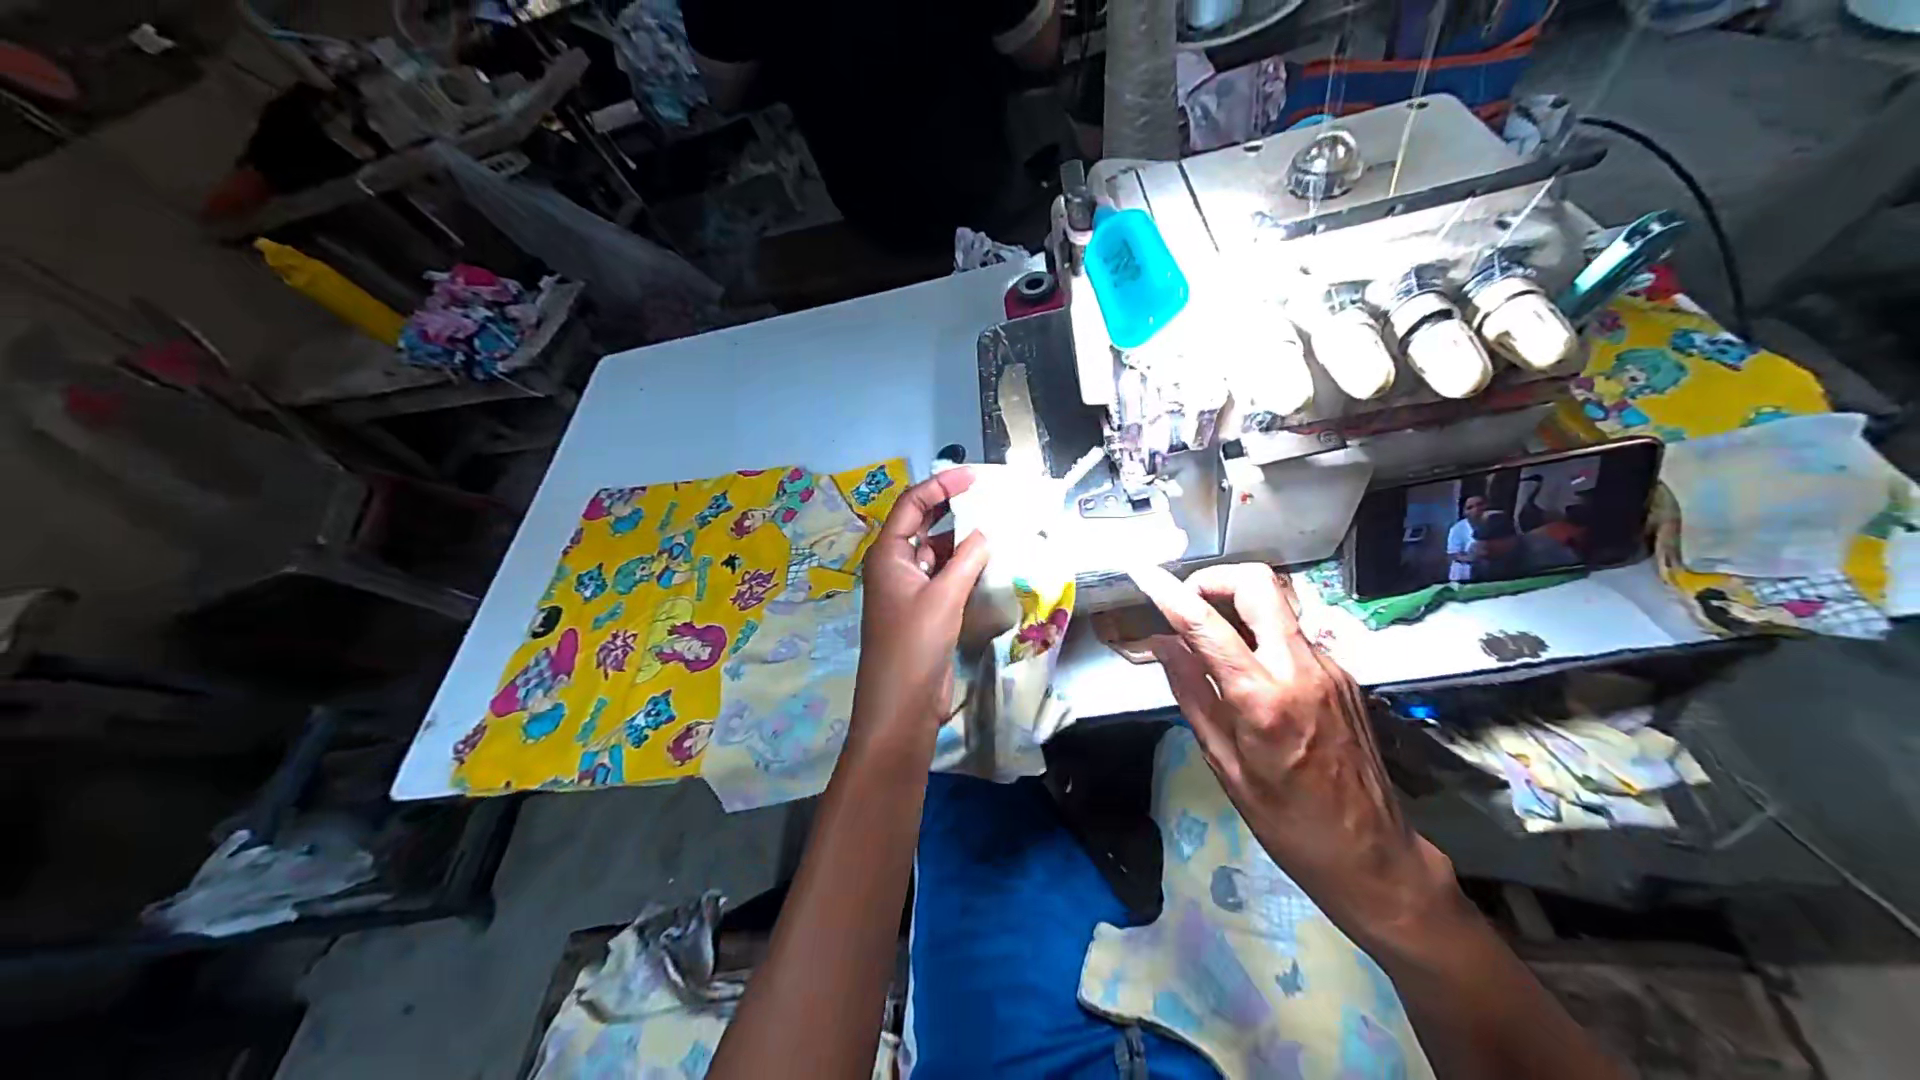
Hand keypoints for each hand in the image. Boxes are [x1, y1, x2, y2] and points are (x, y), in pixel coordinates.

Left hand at [853, 469, 990, 749]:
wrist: (901, 706)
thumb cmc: (914, 646)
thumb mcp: (943, 597)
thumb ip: (967, 560)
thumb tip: (986, 532)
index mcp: (888, 555)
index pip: (912, 505)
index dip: (940, 486)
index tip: (973, 476)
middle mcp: (896, 567)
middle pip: (924, 525)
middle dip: (952, 509)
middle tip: (989, 497)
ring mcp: (911, 590)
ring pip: (938, 553)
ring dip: (964, 542)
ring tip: (1000, 528)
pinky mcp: (926, 612)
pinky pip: (947, 578)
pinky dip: (966, 569)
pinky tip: (992, 564)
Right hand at [1130, 563, 1460, 945]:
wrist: (1374, 855)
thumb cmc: (1288, 822)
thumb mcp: (1226, 765)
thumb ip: (1193, 695)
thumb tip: (1164, 645)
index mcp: (1264, 699)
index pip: (1207, 626)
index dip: (1168, 593)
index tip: (1143, 573)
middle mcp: (1301, 669)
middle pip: (1260, 583)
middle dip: (1215, 578)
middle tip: (1187, 603)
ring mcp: (1330, 667)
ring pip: (1279, 603)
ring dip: (1239, 605)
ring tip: (1212, 638)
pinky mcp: (1344, 674)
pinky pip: (1294, 632)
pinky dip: (1262, 633)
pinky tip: (1249, 669)